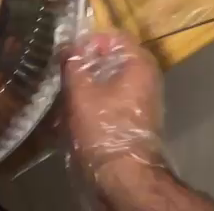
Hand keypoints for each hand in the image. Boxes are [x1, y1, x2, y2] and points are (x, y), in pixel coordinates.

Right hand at [62, 31, 164, 176]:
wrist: (127, 178)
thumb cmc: (105, 129)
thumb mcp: (81, 92)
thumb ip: (73, 63)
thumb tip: (68, 45)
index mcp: (139, 61)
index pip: (112, 36)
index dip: (88, 42)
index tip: (68, 55)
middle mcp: (148, 75)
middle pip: (112, 58)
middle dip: (86, 66)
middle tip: (66, 77)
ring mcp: (145, 97)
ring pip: (111, 80)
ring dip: (89, 86)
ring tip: (68, 99)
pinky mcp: (139, 117)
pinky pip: (115, 99)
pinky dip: (98, 102)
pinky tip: (79, 115)